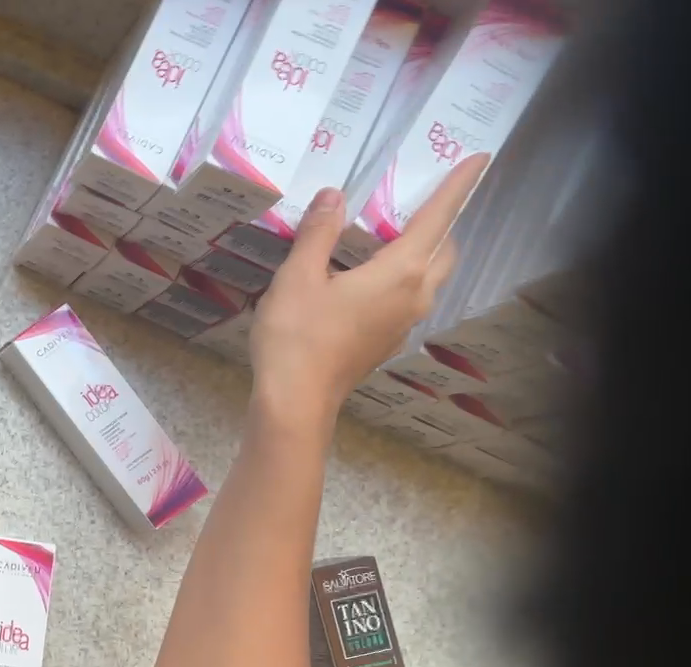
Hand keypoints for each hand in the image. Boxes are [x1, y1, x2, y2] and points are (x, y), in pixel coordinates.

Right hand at [249, 154, 489, 425]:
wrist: (296, 399)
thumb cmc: (296, 336)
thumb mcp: (296, 279)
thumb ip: (317, 236)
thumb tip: (334, 196)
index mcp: (400, 270)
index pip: (438, 216)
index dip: (457, 185)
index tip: (478, 158)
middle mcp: (415, 294)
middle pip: (443, 250)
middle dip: (439, 226)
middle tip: (417, 211)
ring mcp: (403, 322)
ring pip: (427, 279)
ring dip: (419, 258)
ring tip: (386, 250)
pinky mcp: (385, 343)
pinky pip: (405, 303)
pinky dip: (397, 285)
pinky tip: (364, 291)